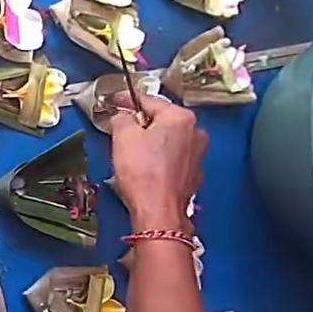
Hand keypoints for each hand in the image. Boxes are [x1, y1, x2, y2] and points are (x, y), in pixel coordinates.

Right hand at [109, 92, 206, 232]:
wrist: (159, 212)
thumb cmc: (142, 171)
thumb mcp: (123, 136)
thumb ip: (121, 118)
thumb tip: (123, 117)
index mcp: (181, 117)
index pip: (149, 101)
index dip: (127, 99)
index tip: (115, 99)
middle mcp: (195, 133)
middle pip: (162, 120)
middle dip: (141, 122)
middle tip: (120, 127)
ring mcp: (197, 156)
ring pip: (168, 140)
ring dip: (150, 141)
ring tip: (130, 150)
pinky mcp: (193, 175)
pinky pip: (172, 159)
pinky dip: (158, 159)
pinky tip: (145, 168)